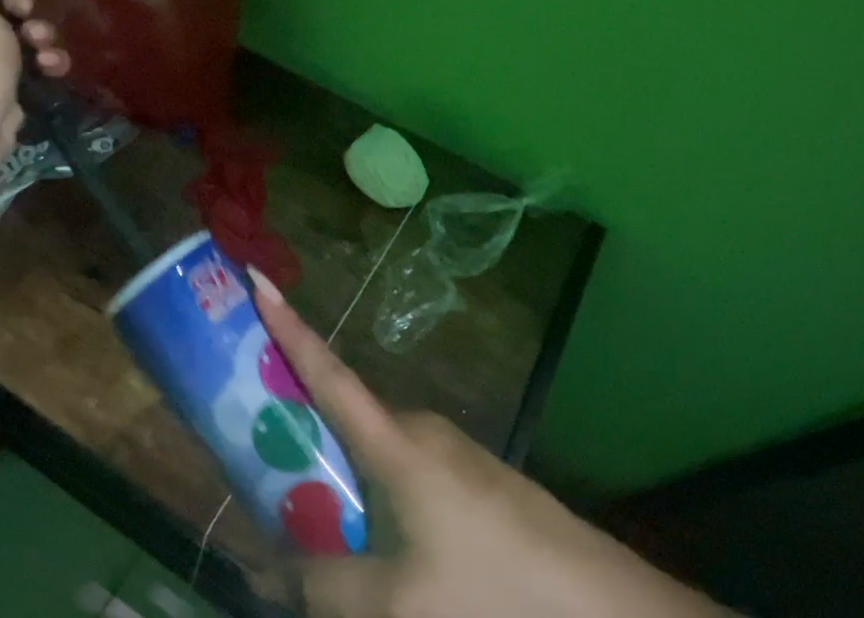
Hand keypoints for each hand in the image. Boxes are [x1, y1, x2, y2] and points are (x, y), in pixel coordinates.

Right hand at [248, 272, 728, 617]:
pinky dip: (378, 505)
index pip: (326, 372)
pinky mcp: (476, 479)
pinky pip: (405, 481)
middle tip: (262, 479)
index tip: (256, 279)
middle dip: (299, 443)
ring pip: (374, 461)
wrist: (606, 608)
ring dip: (341, 489)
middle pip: (342, 425)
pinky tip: (386, 559)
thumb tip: (263, 572)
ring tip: (322, 543)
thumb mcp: (396, 602)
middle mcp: (421, 431)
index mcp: (396, 443)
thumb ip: (321, 586)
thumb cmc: (493, 589)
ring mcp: (454, 453)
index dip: (287, 326)